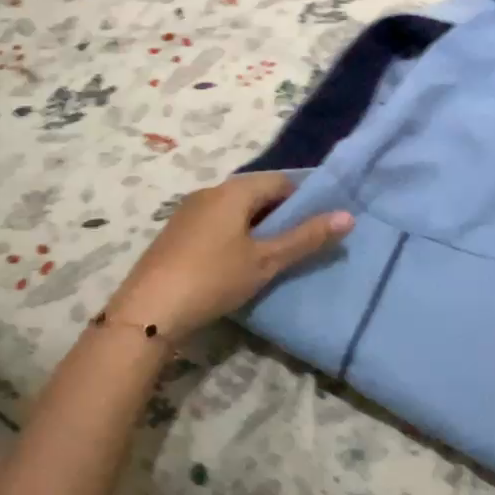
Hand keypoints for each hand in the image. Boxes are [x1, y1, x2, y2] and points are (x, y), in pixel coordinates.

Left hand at [104, 173, 352, 342]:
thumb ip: (306, 238)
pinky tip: (233, 266)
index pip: (281, 181)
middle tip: (294, 248)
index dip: (302, 201)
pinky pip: (214, 224)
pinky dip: (231, 237)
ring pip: (234, 210)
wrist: (145, 313)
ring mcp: (188, 212)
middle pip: (257, 194)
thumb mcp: (266, 261)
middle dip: (278, 216)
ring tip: (267, 260)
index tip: (314, 228)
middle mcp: (211, 191)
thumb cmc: (213, 279)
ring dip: (254, 228)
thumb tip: (348, 216)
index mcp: (235, 190)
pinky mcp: (174, 234)